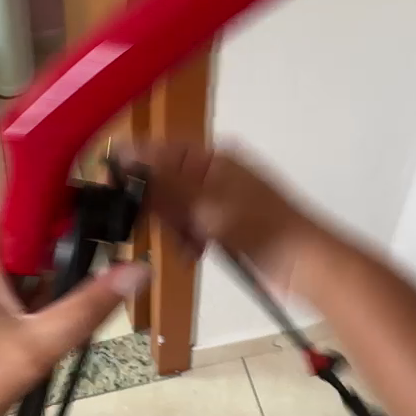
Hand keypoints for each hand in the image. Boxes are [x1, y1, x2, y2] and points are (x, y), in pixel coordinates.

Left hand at [0, 222, 148, 415]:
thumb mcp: (40, 344)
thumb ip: (90, 305)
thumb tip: (140, 269)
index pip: (36, 207)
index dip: (74, 213)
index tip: (110, 229)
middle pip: (39, 235)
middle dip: (70, 256)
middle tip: (99, 281)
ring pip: (36, 260)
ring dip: (60, 279)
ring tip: (78, 308)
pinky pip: (25, 280)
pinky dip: (45, 296)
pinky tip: (57, 321)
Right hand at [116, 139, 318, 291]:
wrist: (306, 264)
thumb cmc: (258, 227)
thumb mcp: (204, 203)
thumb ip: (161, 182)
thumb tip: (120, 155)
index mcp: (211, 157)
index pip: (158, 152)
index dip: (133, 168)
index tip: (109, 190)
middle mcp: (212, 172)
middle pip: (163, 183)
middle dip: (161, 210)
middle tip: (171, 227)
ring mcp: (219, 200)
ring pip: (174, 210)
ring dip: (175, 231)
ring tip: (191, 246)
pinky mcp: (224, 226)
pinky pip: (190, 229)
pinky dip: (189, 242)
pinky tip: (196, 254)